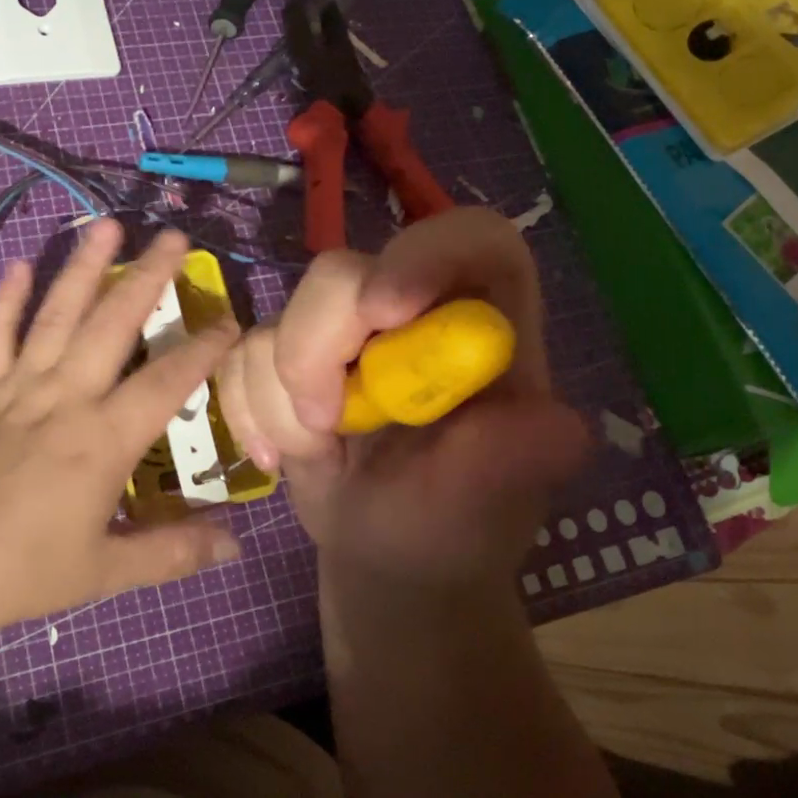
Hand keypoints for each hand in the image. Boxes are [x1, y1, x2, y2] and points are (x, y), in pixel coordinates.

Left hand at [0, 220, 241, 635]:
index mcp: (102, 441)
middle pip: (111, 326)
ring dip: (82, 268)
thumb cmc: (22, 572)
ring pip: (56, 316)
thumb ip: (173, 553)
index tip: (230, 320)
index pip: (166, 382)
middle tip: (174, 235)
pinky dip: (7, 301)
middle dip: (148, 278)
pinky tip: (20, 265)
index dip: (202, 349)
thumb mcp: (106, 572)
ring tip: (106, 226)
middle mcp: (64, 399)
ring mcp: (18, 390)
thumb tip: (235, 544)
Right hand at [215, 208, 591, 585]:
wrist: (385, 558)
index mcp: (479, 322)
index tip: (383, 313)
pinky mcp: (286, 352)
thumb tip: (557, 425)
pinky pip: (240, 354)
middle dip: (315, 348)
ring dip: (279, 400)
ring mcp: (340, 330)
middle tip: (324, 423)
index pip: (465, 239)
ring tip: (315, 458)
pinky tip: (276, 457)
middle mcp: (408, 309)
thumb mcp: (495, 500)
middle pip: (341, 272)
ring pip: (279, 317)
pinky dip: (246, 410)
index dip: (422, 254)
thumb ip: (520, 457)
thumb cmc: (453, 526)